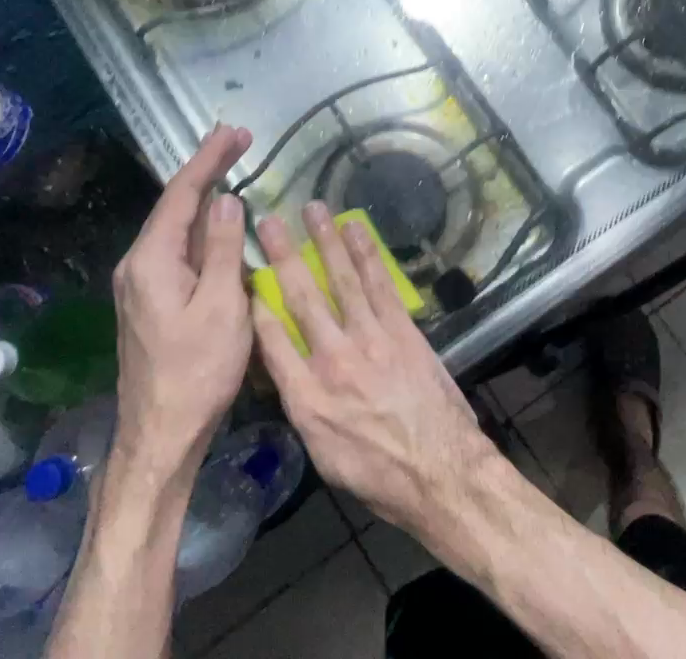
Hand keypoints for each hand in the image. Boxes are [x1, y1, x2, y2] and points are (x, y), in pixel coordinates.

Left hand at [110, 124, 253, 457]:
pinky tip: (221, 227)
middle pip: (175, 207)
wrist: (162, 432)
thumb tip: (228, 201)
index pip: (181, 195)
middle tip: (239, 142)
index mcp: (151, 261)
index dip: (209, 160)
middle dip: (206, 172)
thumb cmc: (198, 371)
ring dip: (205, 201)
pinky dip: (202, 231)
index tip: (235, 132)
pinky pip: (178, 253)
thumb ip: (225, 249)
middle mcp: (137, 265)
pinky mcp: (150, 302)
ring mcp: (140, 285)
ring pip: (176, 230)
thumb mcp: (222, 306)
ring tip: (234, 173)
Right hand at [250, 202, 497, 532]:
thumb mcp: (322, 455)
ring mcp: (371, 341)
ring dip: (326, 242)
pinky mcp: (403, 331)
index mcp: (305, 398)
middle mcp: (333, 361)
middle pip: (302, 298)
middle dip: (284, 256)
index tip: (244, 272)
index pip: (270, 339)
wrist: (440, 474)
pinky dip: (367, 254)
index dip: (254, 302)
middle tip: (270, 220)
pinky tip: (356, 230)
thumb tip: (289, 373)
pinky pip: (380, 284)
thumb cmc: (378, 476)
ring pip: (343, 281)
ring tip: (314, 209)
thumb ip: (302, 407)